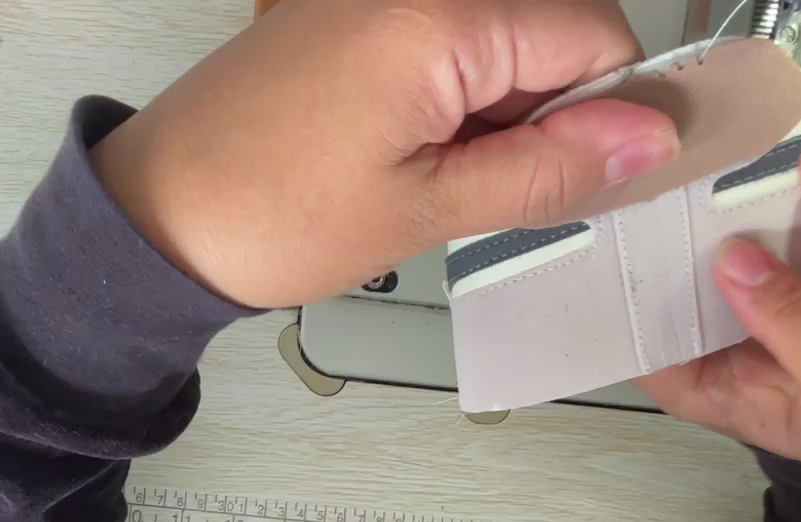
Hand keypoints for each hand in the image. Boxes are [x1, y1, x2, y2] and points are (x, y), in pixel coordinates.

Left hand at [90, 0, 677, 308]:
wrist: (161, 221)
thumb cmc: (270, 219)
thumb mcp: (422, 211)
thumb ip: (538, 172)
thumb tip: (639, 140)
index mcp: (436, 18)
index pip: (592, 35)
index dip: (616, 111)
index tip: (609, 176)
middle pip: (543, 40)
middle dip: (548, 123)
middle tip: (497, 202)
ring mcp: (372, 1)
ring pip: (491, 56)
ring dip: (495, 127)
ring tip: (436, 192)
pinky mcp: (346, 26)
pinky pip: (436, 60)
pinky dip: (450, 117)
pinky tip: (415, 169)